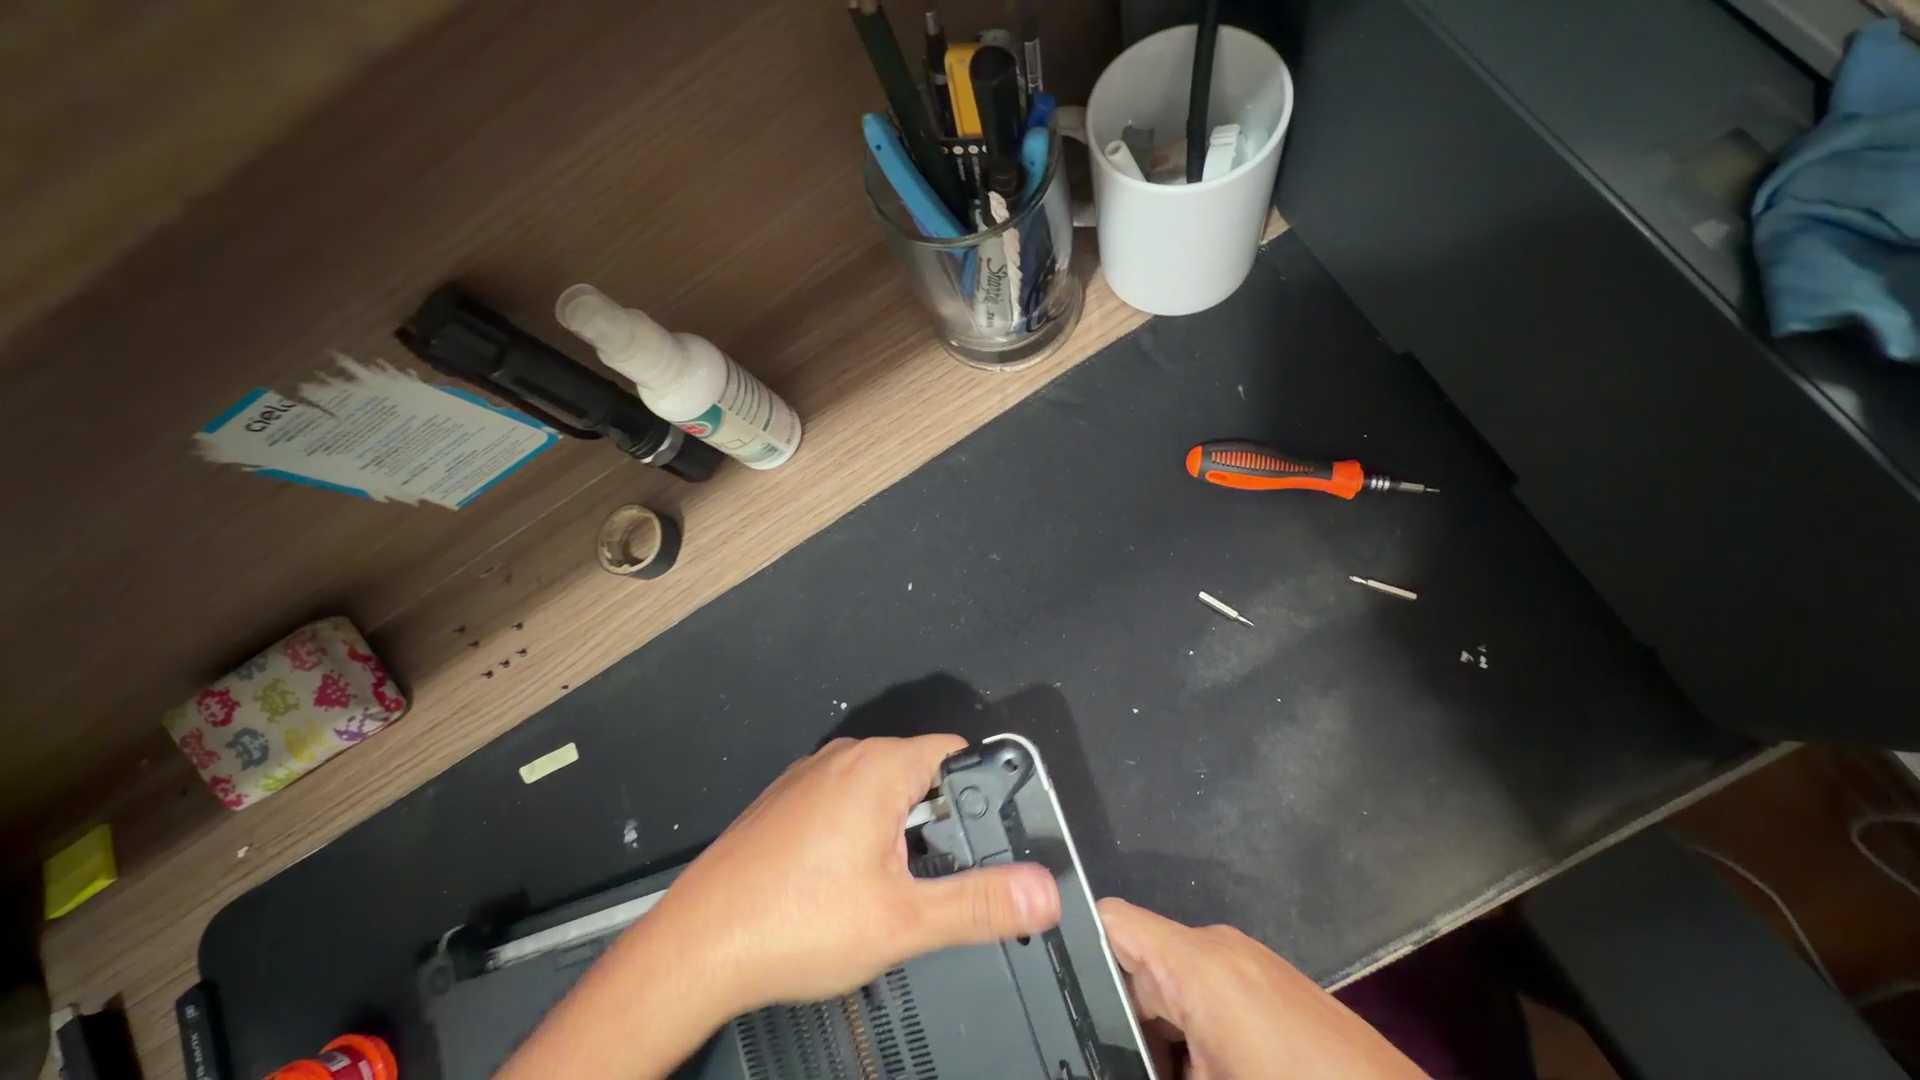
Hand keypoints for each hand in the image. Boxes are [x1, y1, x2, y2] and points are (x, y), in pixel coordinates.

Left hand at [498, 736, 1061, 1079]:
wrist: (698, 949)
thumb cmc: (786, 925)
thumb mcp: (903, 921)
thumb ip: (979, 903)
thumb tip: (1038, 891)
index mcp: (877, 768)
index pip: (957, 752)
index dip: (985, 790)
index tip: (993, 831)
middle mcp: (842, 760)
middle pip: (921, 773)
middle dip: (941, 822)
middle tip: (936, 878)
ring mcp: (810, 778)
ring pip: (882, 791)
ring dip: (899, 833)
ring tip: (889, 889)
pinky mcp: (789, 803)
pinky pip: (846, 803)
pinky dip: (862, 835)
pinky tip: (847, 886)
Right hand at [1098, 898, 1428, 1079]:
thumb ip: (1143, 1060)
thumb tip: (1107, 1055)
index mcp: (1196, 965)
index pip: (1108, 922)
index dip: (1070, 950)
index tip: (1049, 996)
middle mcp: (1219, 950)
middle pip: (1135, 964)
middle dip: (1120, 1020)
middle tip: (1111, 1061)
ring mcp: (1250, 966)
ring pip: (1170, 986)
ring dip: (1158, 1035)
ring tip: (1172, 1073)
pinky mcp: (1272, 986)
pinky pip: (1206, 996)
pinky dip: (1192, 1036)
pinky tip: (1203, 1073)